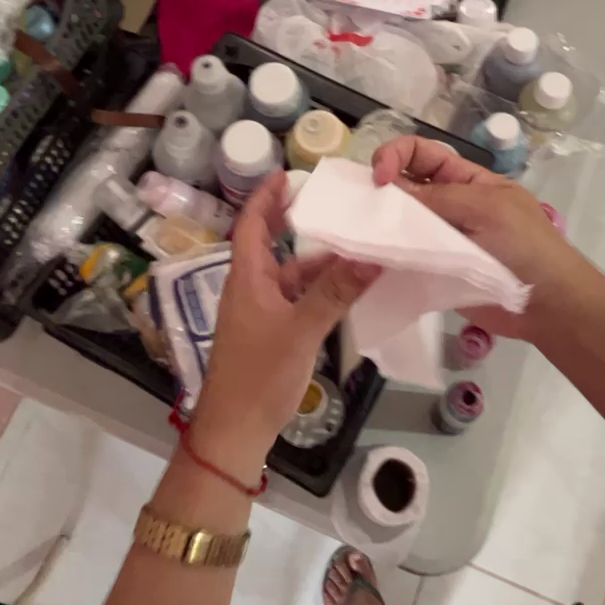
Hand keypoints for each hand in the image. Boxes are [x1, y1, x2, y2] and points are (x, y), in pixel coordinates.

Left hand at [188, 171, 379, 480]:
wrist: (235, 430)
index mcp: (247, 279)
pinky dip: (319, 290)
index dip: (265, 198)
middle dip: (296, 223)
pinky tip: (347, 289)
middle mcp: (251, 289)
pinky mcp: (271, 334)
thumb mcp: (301, 330)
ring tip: (355, 247)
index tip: (284, 174)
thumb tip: (369, 256)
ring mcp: (260, 313)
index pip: (252, 226)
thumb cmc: (260, 375)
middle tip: (330, 204)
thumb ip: (335, 292)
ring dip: (318, 263)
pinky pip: (297, 300)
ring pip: (290, 276)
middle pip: (272, 245)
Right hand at [371, 135, 598, 343]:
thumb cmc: (527, 246)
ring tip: (361, 237)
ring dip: (379, 226)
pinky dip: (385, 257)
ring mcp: (440, 239)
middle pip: (405, 187)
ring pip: (399, 224)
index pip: (422, 153)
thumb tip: (392, 190)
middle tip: (365, 208)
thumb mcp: (488, 209)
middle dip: (382, 189)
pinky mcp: (433, 270)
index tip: (379, 176)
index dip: (396, 155)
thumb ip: (440, 198)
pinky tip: (369, 262)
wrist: (549, 305)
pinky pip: (403, 257)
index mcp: (466, 179)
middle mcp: (449, 205)